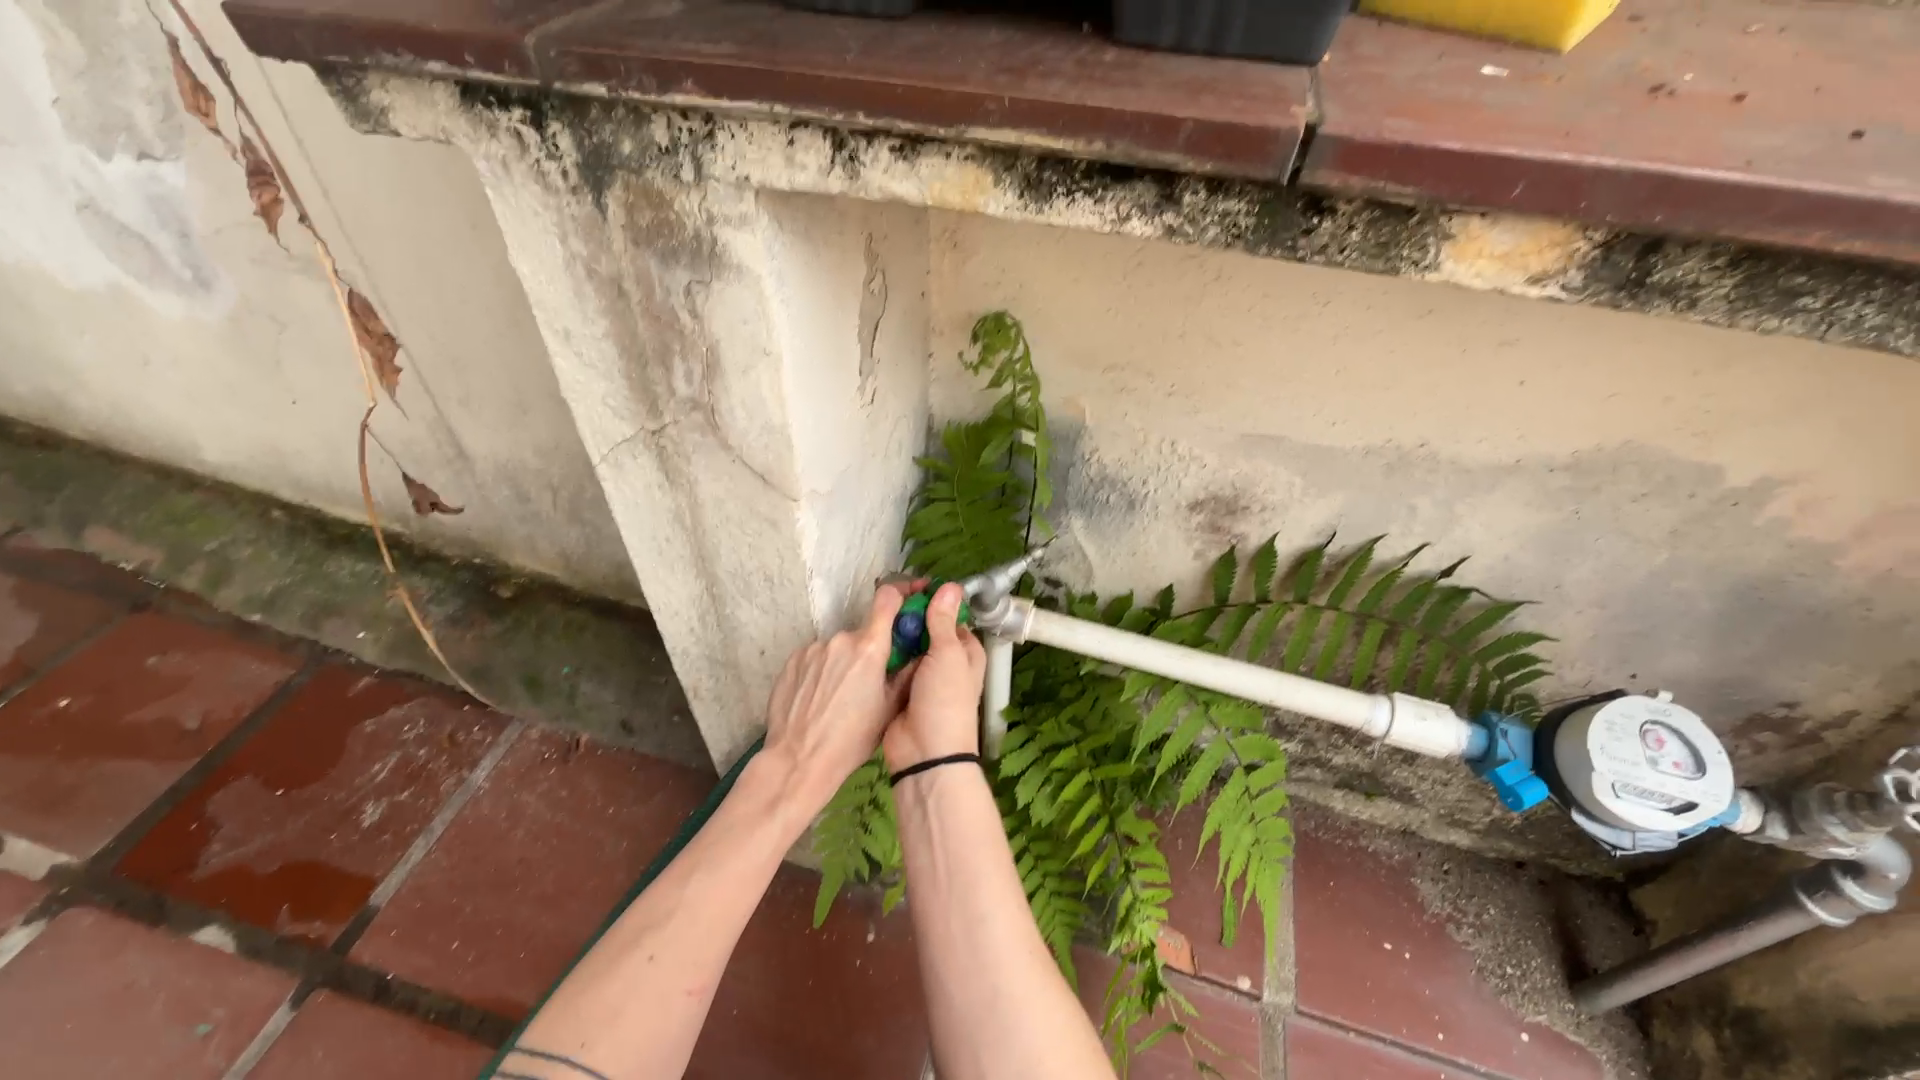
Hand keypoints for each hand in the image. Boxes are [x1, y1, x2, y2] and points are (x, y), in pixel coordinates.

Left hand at [761, 582, 914, 810]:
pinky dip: (821, 671)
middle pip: (861, 634)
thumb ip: (907, 674)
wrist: (799, 759)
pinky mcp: (791, 661)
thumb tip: (919, 652)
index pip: (887, 599)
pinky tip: (819, 699)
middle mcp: (839, 640)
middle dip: (868, 651)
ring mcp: (812, 649)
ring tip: (838, 698)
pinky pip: (815, 658)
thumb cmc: (851, 740)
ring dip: (843, 663)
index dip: (900, 594)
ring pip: (837, 648)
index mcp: (869, 648)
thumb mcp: (889, 710)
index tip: (907, 597)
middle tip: (867, 683)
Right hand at [884, 583, 986, 772]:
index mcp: (966, 652)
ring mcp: (920, 676)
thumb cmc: (945, 702)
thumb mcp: (948, 655)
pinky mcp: (898, 688)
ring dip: (892, 633)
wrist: (924, 753)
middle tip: (885, 596)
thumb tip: (950, 586)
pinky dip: (881, 653)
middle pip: (926, 629)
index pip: (951, 616)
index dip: (934, 601)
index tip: (912, 585)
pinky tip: (866, 638)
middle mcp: (945, 661)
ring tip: (873, 613)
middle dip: (908, 616)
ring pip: (905, 645)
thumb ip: (943, 621)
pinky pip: (890, 663)